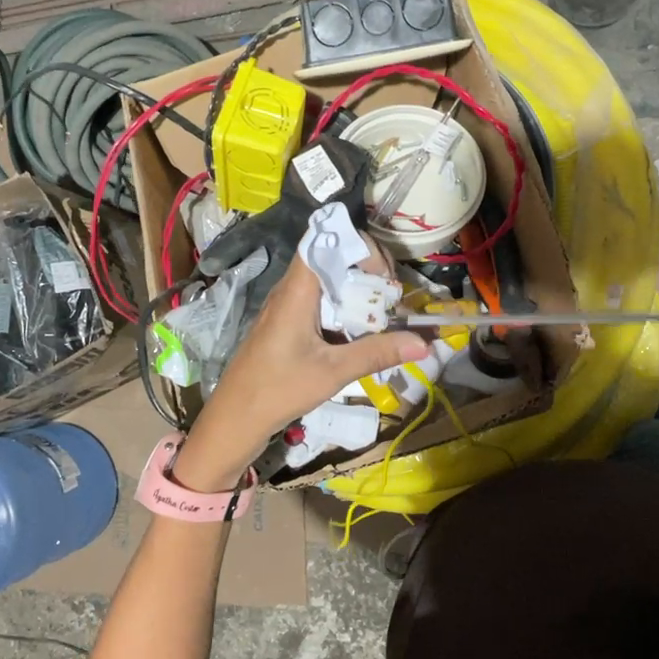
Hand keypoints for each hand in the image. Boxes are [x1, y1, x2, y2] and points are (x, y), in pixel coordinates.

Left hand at [173, 261, 427, 489]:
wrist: (234, 419)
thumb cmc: (278, 390)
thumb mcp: (333, 372)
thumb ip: (377, 352)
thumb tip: (424, 344)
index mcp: (296, 290)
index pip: (325, 239)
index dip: (359, 246)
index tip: (384, 277)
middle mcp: (290, 290)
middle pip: (331, 257)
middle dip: (367, 270)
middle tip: (391, 298)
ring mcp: (287, 307)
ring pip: (327, 281)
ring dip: (357, 291)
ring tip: (383, 314)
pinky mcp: (287, 324)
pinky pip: (320, 302)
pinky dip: (344, 308)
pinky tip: (362, 332)